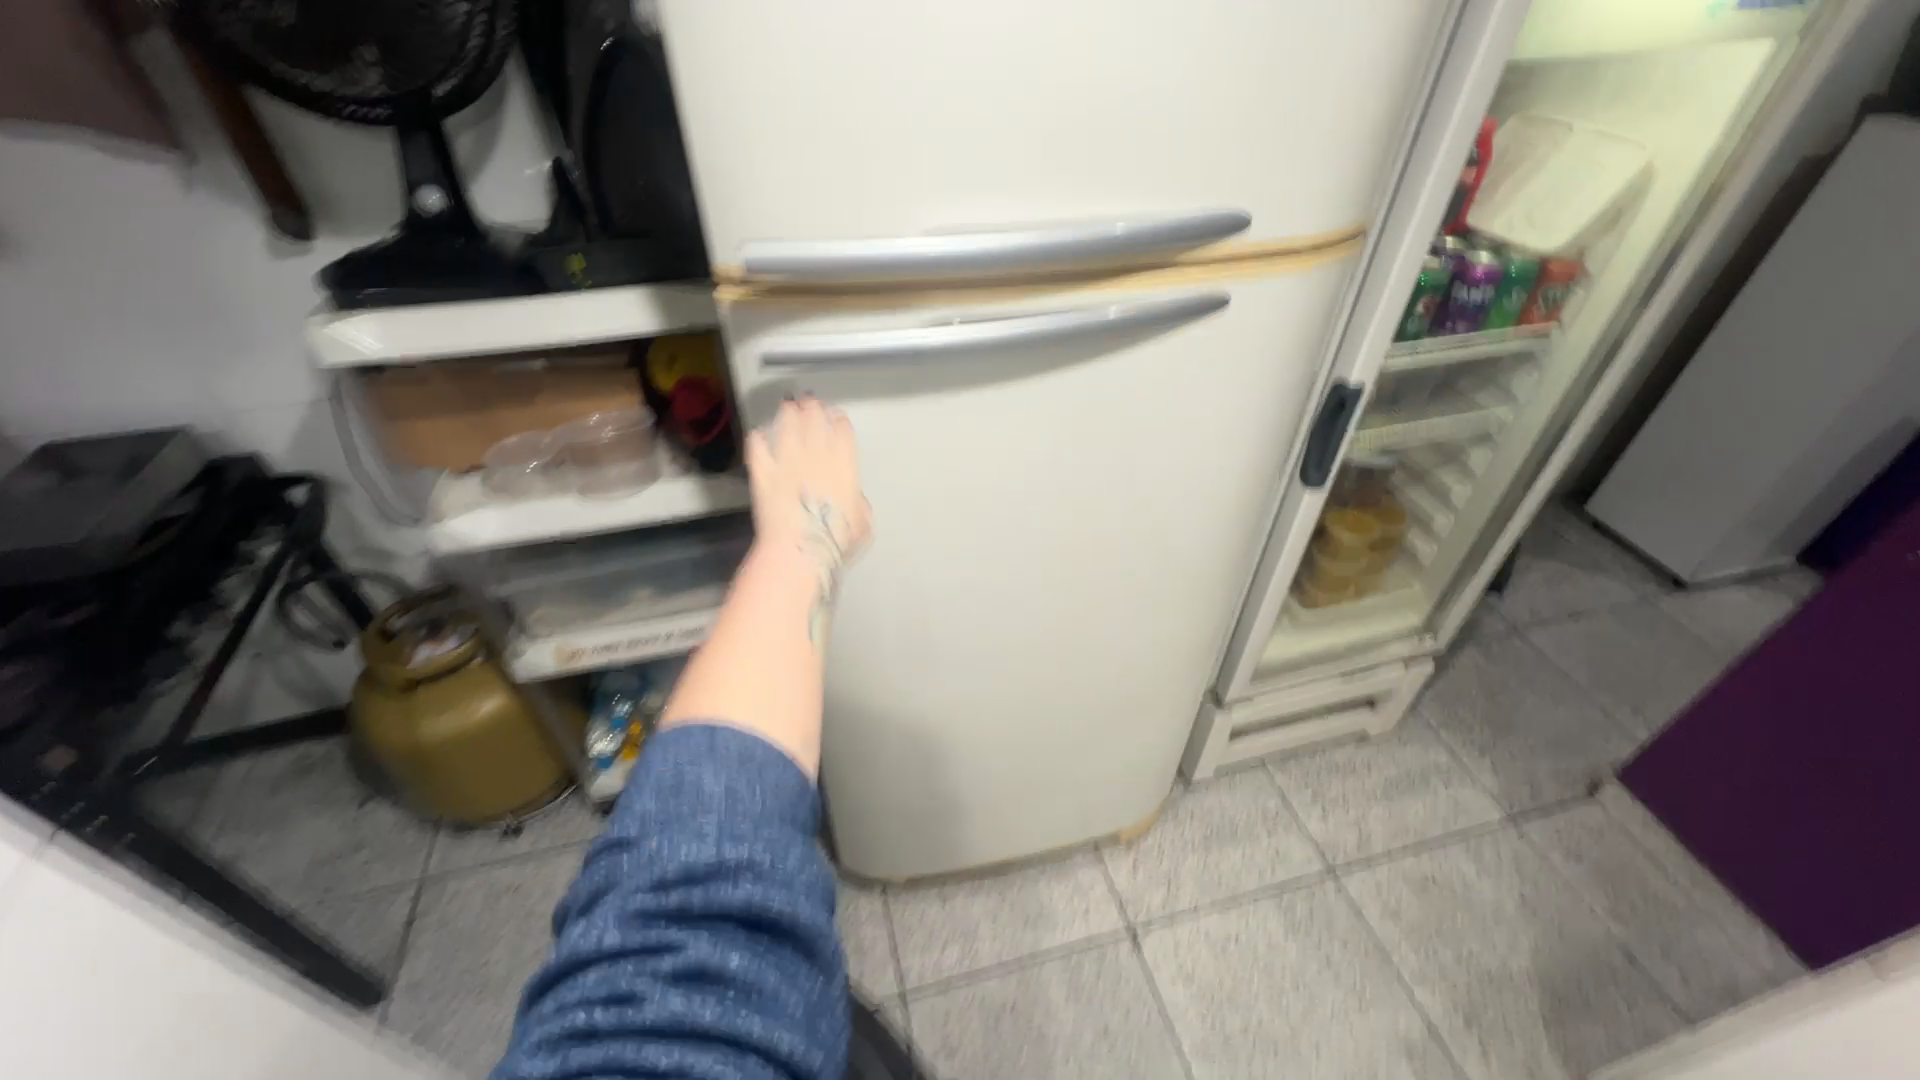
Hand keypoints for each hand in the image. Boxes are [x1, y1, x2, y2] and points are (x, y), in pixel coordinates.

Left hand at [746, 398, 871, 577]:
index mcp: (844, 463)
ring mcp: (786, 459)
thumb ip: (858, 503)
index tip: (835, 416)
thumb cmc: (836, 538)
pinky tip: (758, 434)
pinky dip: (758, 438)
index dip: (838, 418)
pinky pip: (757, 446)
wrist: (800, 547)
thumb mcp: (863, 522)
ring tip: (787, 406)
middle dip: (812, 407)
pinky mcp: (763, 471)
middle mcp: (816, 453)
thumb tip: (853, 499)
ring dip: (788, 413)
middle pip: (814, 417)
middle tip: (808, 401)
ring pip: (786, 424)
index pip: (842, 429)